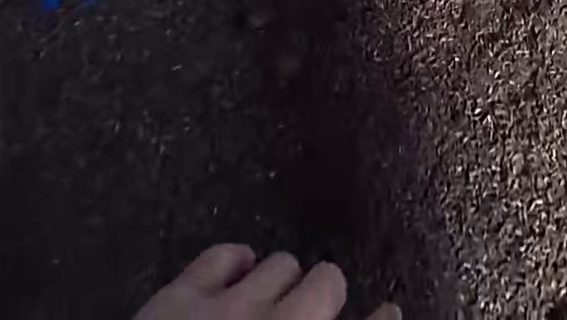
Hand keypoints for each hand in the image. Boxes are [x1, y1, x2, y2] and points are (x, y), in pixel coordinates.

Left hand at [133, 244, 398, 319]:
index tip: (386, 311)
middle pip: (328, 282)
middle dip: (325, 302)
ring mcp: (229, 312)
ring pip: (281, 263)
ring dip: (281, 286)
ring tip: (269, 308)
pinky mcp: (180, 298)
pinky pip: (224, 255)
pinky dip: (236, 263)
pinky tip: (237, 277)